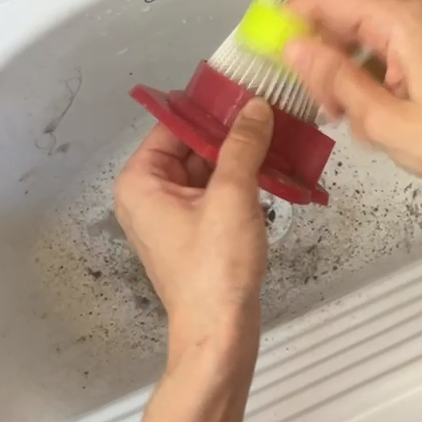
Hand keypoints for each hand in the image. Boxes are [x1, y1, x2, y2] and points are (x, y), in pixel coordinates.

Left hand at [113, 101, 273, 351]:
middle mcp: (150, 195)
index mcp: (141, 181)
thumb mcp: (231, 196)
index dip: (210, 107)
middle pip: (193, 147)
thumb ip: (243, 146)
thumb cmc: (215, 269)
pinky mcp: (197, 234)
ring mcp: (174, 217)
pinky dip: (244, 183)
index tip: (245, 90)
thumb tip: (255, 107)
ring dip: (243, 158)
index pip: (174, 125)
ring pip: (210, 171)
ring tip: (280, 137)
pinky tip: (275, 171)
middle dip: (232, 133)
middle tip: (272, 111)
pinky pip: (218, 195)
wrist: (220, 331)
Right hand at [281, 0, 421, 205]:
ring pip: (359, 37)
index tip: (270, 48)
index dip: (294, 19)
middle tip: (321, 103)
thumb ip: (335, 78)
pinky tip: (368, 115)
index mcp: (405, 21)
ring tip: (347, 116)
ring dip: (343, 73)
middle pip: (343, 17)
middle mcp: (416, 14)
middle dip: (322, 57)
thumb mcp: (383, 120)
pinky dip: (366, 78)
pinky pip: (381, 51)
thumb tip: (294, 47)